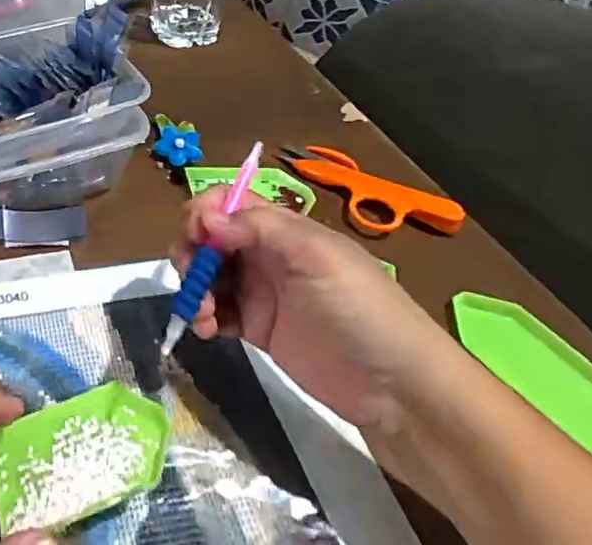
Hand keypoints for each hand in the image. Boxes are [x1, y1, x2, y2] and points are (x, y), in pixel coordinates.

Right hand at [173, 190, 455, 432]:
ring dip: (193, 285)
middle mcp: (266, 253)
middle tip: (192, 276)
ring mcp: (260, 292)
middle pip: (210, 237)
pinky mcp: (257, 328)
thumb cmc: (360, 309)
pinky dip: (203, 315)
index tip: (196, 234)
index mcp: (282, 228)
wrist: (399, 390)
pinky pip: (217, 311)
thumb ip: (258, 228)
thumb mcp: (315, 256)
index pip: (230, 203)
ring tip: (202, 313)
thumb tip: (204, 215)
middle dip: (192, 250)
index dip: (205, 211)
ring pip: (208, 273)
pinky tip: (208, 329)